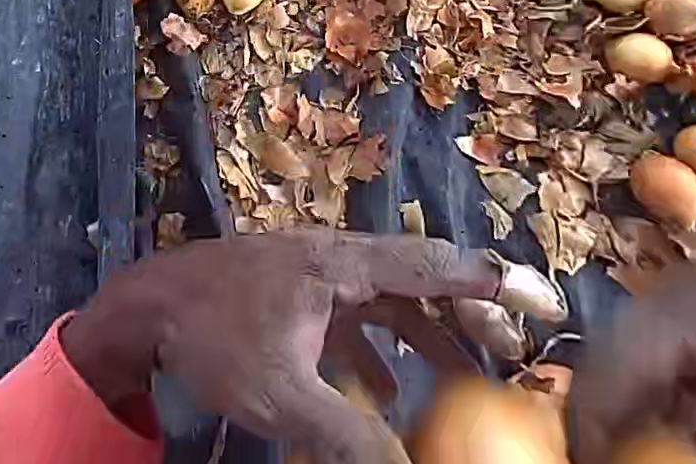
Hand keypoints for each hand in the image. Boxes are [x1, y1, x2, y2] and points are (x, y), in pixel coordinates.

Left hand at [61, 230, 508, 463]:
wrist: (157, 302)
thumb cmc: (218, 337)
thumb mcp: (282, 395)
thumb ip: (348, 436)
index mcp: (344, 266)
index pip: (431, 267)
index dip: (488, 281)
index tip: (538, 299)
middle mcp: (340, 257)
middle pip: (420, 274)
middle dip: (469, 307)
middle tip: (513, 347)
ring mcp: (320, 269)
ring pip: (391, 292)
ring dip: (429, 326)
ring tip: (467, 368)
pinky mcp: (301, 288)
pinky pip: (359, 311)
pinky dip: (385, 342)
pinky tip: (386, 389)